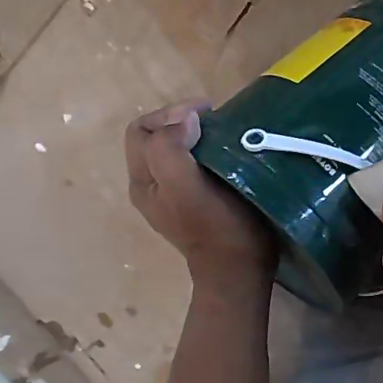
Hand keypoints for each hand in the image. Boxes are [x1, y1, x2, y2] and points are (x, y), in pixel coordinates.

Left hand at [125, 103, 274, 293]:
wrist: (238, 270)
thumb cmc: (216, 228)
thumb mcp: (186, 188)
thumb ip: (171, 151)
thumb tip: (185, 118)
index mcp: (144, 181)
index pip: (143, 129)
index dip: (171, 113)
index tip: (208, 113)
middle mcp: (153, 186)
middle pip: (156, 137)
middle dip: (183, 121)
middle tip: (218, 121)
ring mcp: (175, 195)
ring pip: (176, 149)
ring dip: (197, 135)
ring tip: (225, 134)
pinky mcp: (198, 201)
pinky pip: (195, 164)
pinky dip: (208, 151)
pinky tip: (229, 155)